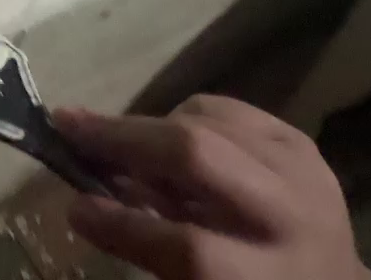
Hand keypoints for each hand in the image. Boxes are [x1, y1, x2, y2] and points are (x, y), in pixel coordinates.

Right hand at [55, 95, 370, 279]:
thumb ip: (149, 245)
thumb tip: (87, 192)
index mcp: (269, 279)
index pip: (189, 249)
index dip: (122, 226)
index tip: (73, 206)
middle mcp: (295, 221)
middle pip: (199, 157)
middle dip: (123, 137)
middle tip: (68, 124)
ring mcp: (302, 172)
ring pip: (202, 122)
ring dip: (148, 129)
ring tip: (121, 146)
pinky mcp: (297, 142)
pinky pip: (218, 108)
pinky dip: (180, 118)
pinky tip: (172, 140)